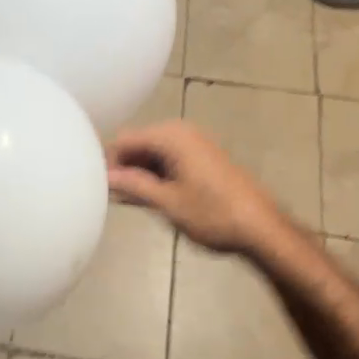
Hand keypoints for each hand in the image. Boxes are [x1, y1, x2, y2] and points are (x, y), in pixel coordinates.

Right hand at [105, 121, 293, 255]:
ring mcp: (194, 143)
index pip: (125, 139)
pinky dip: (157, 174)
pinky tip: (151, 197)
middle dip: (124, 166)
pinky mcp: (202, 157)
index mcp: (171, 135)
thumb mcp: (168, 203)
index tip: (97, 186)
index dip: (108, 161)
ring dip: (140, 172)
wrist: (261, 227)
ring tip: (128, 201)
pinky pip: (169, 158)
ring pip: (153, 152)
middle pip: (139, 143)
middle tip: (111, 196)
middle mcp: (181, 131)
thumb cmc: (213, 214)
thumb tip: (104, 176)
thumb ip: (133, 186)